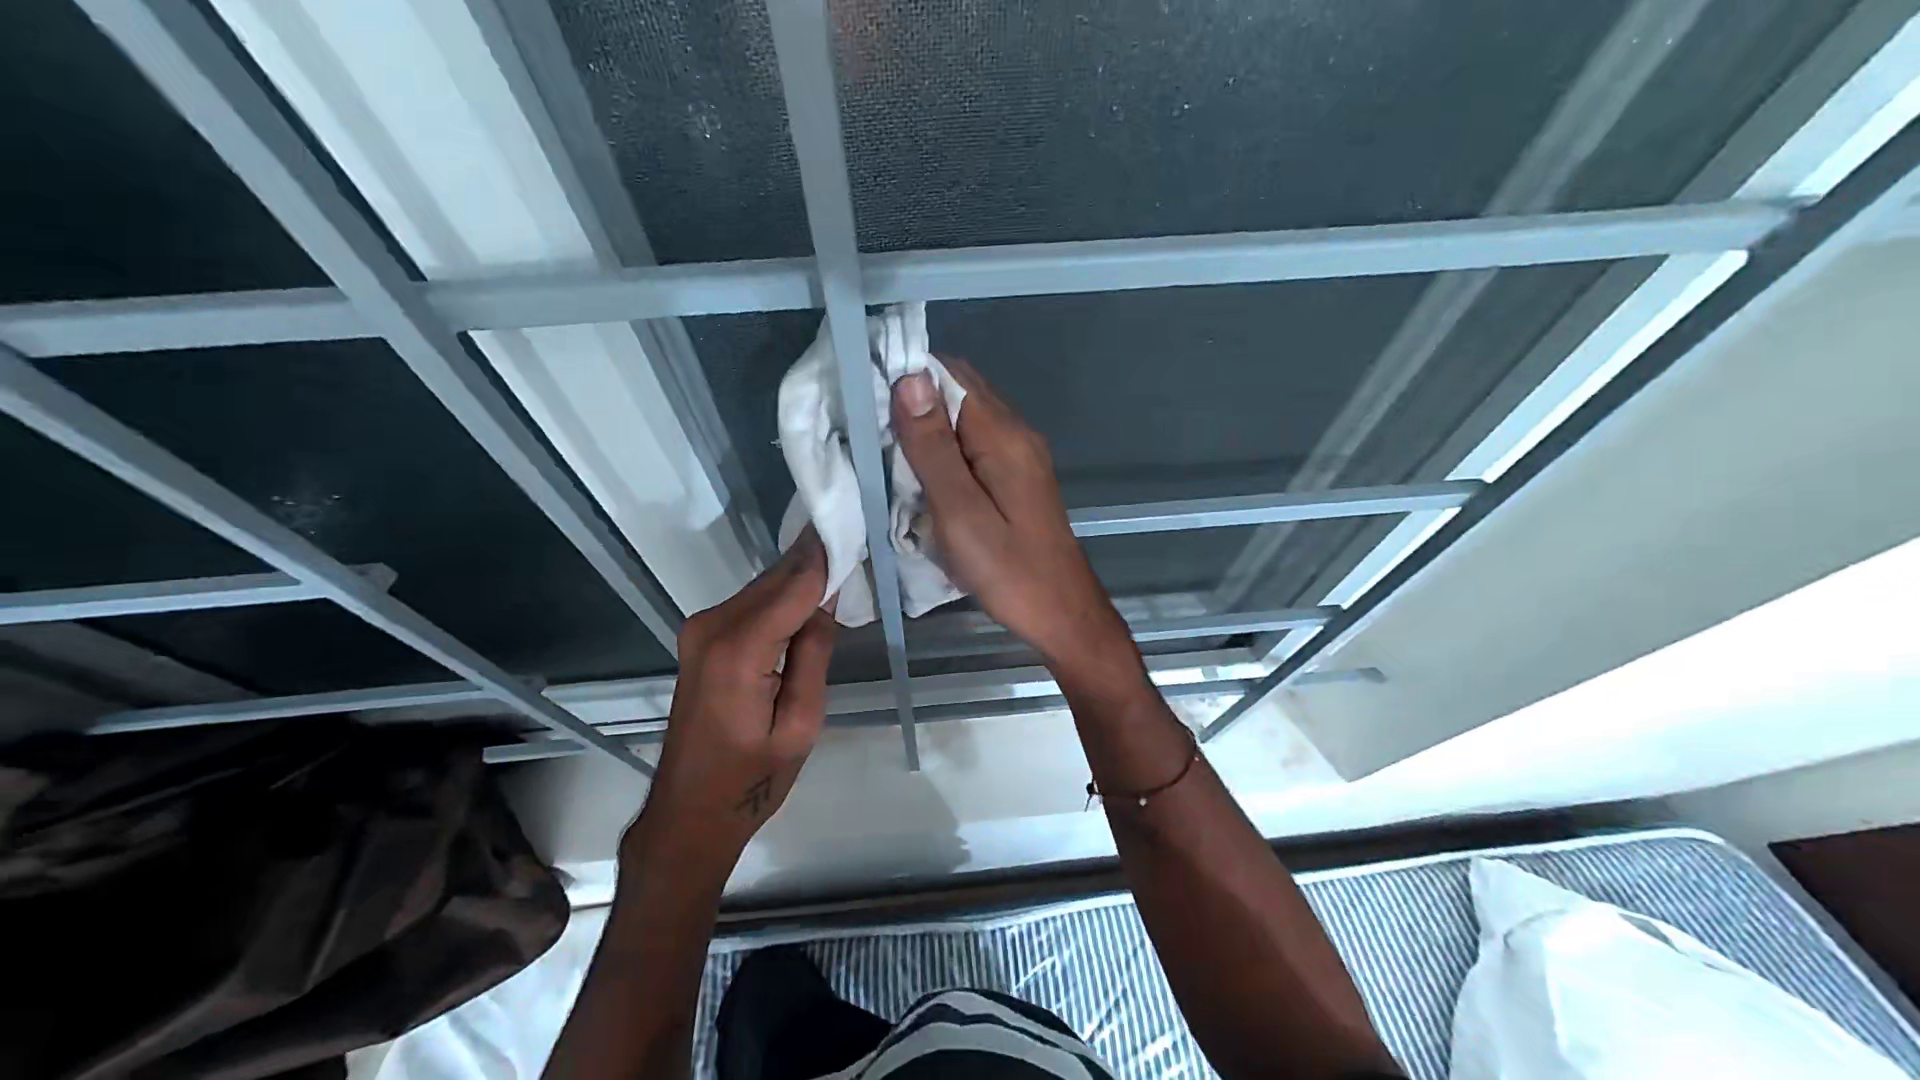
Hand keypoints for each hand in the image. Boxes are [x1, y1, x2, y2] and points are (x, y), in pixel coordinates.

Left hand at [626, 530, 837, 865]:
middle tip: (859, 539)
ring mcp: (700, 630)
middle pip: (777, 579)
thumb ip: (814, 656)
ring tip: (844, 563)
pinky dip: (783, 598)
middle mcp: (712, 626)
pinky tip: (812, 596)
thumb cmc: (751, 779)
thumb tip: (826, 602)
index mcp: (738, 649)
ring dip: (801, 578)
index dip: (828, 557)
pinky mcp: (701, 638)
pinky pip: (752, 605)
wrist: (690, 811)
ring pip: (765, 588)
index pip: (795, 585)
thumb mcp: (801, 725)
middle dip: (817, 561)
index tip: (858, 525)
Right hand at [892, 360, 1132, 672]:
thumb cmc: (1008, 570)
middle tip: (871, 429)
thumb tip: (910, 379)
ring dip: (927, 426)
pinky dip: (945, 448)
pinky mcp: (1017, 476)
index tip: (865, 395)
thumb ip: (933, 447)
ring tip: (888, 452)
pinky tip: (922, 475)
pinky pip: (975, 443)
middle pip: (959, 390)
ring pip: (966, 417)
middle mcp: (1016, 432)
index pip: (950, 374)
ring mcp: (1020, 454)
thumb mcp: (960, 512)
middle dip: (913, 400)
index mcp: (1003, 435)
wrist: (1061, 613)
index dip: (906, 375)